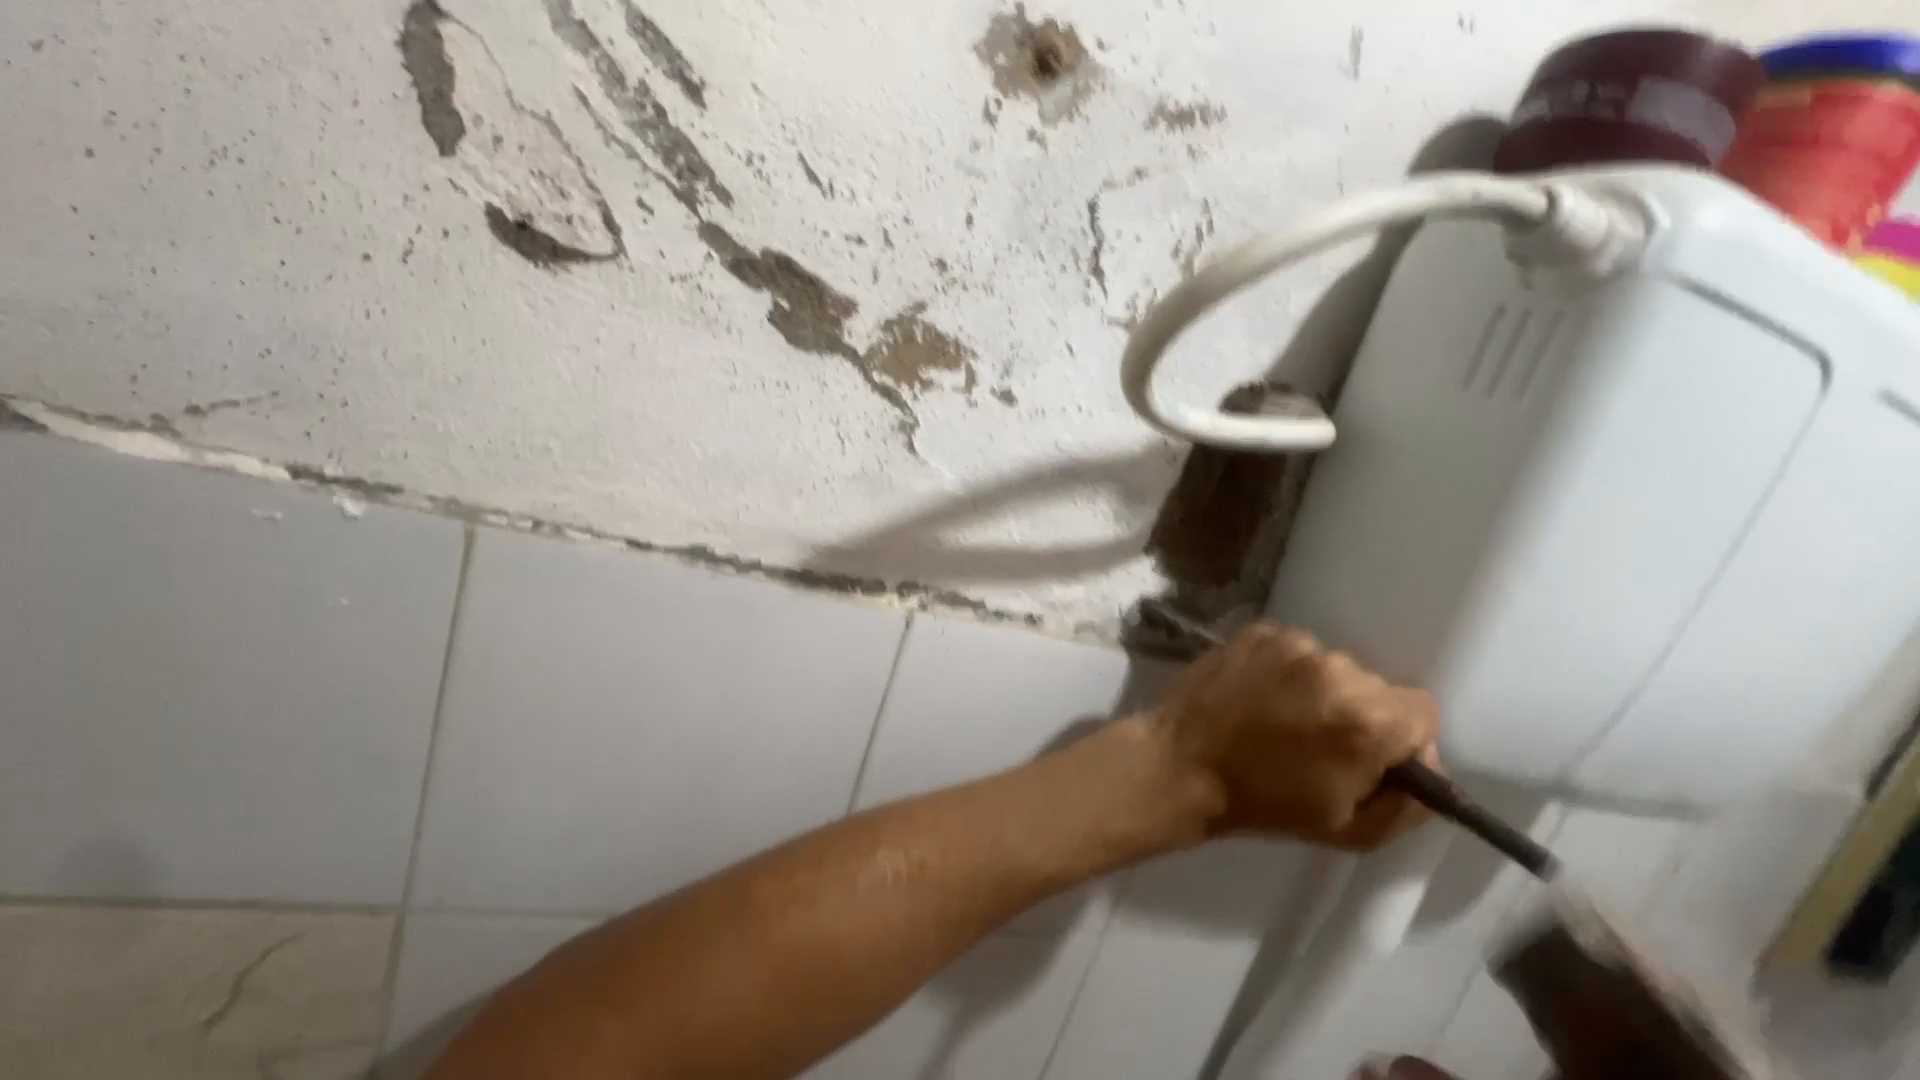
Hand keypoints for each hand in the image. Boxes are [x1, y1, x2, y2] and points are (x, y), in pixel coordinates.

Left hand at [1152, 621, 1439, 849]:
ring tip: (1280, 719)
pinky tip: (1258, 697)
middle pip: (1377, 688)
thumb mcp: (1350, 830)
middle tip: (1317, 743)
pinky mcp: (1259, 632)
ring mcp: (1295, 645)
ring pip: (1334, 667)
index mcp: (1369, 720)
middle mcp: (1338, 670)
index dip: (1402, 741)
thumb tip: (1428, 768)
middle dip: (1361, 715)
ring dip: (1322, 690)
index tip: (1367, 759)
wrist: (1180, 766)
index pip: (1422, 713)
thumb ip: (1407, 804)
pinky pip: (1295, 650)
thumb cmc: (1265, 805)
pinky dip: (1285, 671)